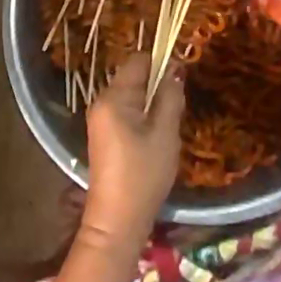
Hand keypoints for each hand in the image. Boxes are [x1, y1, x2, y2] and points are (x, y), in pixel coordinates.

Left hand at [82, 53, 183, 245]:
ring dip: (151, 102)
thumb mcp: (165, 134)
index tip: (181, 74)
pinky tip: (156, 135)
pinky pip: (124, 111)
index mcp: (114, 96)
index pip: (137, 61)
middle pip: (132, 77)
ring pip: (130, 95)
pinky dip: (141, 115)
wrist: (117, 220)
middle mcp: (101, 101)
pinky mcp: (102, 134)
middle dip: (156, 84)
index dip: (160, 62)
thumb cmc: (144, 174)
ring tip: (170, 121)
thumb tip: (175, 68)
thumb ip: (170, 97)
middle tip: (178, 102)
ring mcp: (99, 118)